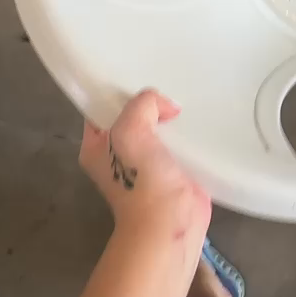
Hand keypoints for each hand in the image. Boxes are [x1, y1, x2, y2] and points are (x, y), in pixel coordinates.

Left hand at [79, 90, 211, 243]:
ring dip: (172, 115)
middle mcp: (118, 152)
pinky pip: (179, 141)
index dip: (119, 90)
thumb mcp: (129, 129)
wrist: (168, 221)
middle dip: (151, 101)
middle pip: (135, 114)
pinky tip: (199, 120)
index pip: (103, 107)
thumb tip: (169, 107)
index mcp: (96, 146)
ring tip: (187, 99)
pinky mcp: (173, 169)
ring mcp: (146, 162)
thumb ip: (143, 104)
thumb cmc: (139, 178)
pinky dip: (188, 131)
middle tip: (170, 85)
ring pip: (159, 126)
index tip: (141, 75)